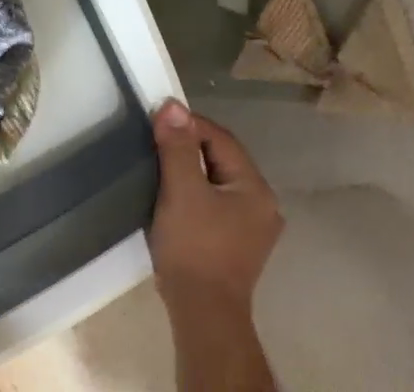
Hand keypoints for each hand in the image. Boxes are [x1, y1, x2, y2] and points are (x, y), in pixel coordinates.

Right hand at [148, 99, 282, 317]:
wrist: (202, 306)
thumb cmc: (194, 245)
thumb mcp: (180, 190)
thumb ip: (177, 147)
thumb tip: (173, 106)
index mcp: (254, 188)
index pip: (221, 139)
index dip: (188, 123)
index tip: (154, 116)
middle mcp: (262, 204)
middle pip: (222, 158)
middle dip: (188, 144)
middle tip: (151, 137)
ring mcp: (252, 225)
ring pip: (218, 179)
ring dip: (189, 166)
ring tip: (156, 162)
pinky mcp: (236, 240)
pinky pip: (215, 199)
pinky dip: (194, 188)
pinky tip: (172, 193)